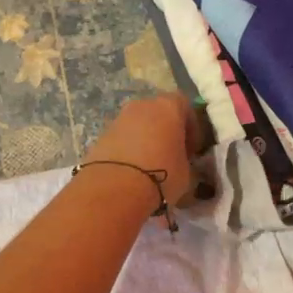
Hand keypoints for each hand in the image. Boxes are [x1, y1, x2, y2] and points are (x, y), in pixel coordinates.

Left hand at [82, 94, 204, 208]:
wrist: (116, 187)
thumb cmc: (162, 174)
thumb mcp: (187, 172)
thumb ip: (185, 161)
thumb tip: (180, 164)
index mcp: (168, 107)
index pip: (185, 105)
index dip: (191, 127)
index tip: (192, 149)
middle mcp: (142, 106)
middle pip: (158, 112)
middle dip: (165, 132)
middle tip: (171, 155)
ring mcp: (118, 119)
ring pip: (137, 126)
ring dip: (145, 141)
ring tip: (150, 167)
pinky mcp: (101, 136)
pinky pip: (121, 140)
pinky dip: (128, 151)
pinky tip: (131, 173)